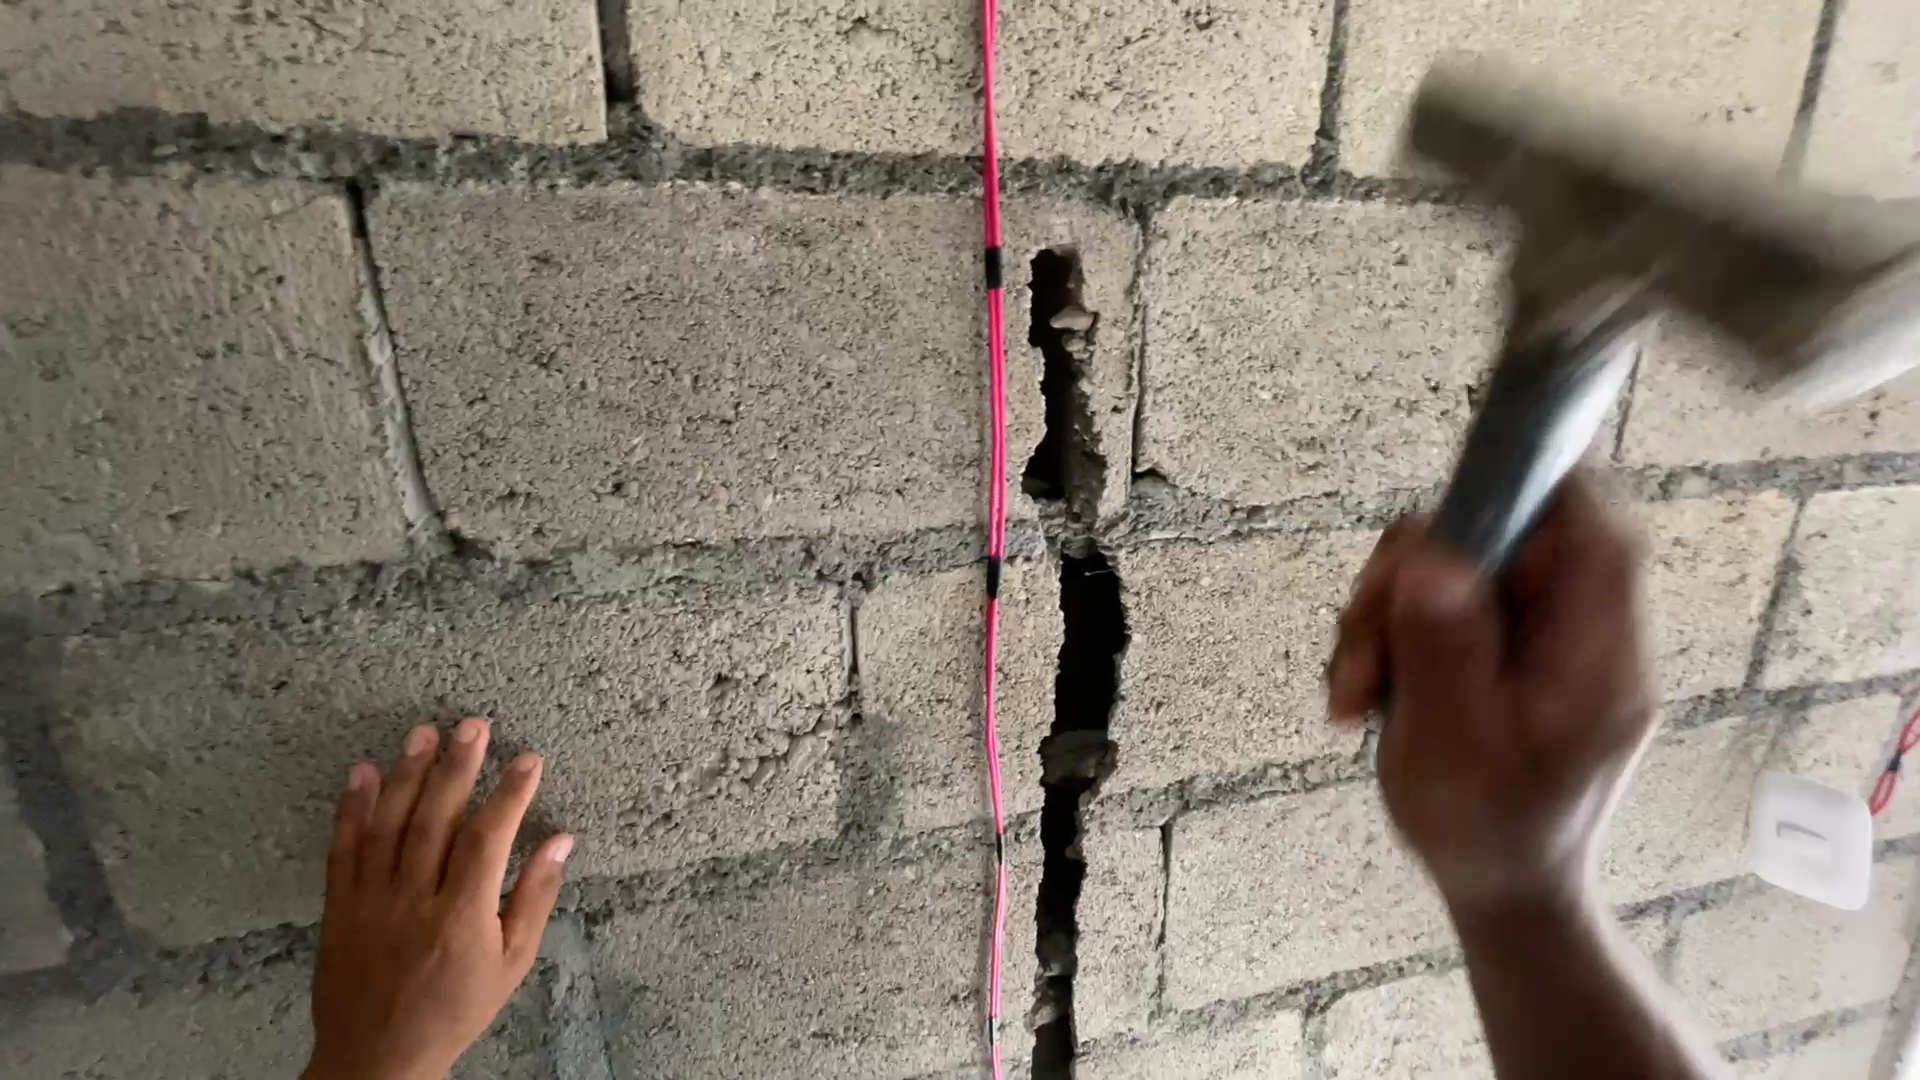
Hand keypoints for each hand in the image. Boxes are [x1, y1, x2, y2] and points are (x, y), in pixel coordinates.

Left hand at [305, 719, 573, 1079]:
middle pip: (434, 822)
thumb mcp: (514, 961)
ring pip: (388, 828)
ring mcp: (369, 904)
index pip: (487, 840)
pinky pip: (342, 852)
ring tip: (424, 733)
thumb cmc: (457, 1007)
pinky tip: (364, 773)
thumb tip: (561, 839)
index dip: (509, 795)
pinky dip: (352, 810)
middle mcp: (412, 902)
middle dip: (456, 768)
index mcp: (461, 916)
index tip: (529, 759)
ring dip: (407, 776)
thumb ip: (535, 896)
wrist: (373, 1063)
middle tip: (473, 725)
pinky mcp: (339, 909)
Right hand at [1327, 475, 1656, 911]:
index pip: (1591, 535)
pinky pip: (1422, 607)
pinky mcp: (1484, 648)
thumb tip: (1429, 558)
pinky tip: (1358, 691)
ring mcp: (1523, 639)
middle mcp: (1566, 633)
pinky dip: (1379, 639)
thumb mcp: (1452, 745)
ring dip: (1376, 620)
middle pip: (1486, 548)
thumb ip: (1444, 651)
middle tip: (1357, 646)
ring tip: (1349, 691)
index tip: (1452, 485)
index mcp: (1592, 656)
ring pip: (1437, 575)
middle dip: (1400, 584)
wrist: (1494, 882)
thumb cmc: (1481, 827)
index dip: (1534, 487)